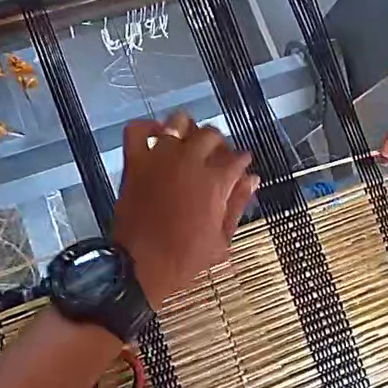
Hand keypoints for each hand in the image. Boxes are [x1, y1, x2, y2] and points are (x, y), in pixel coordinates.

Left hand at [113, 111, 258, 302]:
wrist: (140, 265)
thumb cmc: (184, 258)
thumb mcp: (222, 239)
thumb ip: (238, 204)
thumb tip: (251, 180)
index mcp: (216, 180)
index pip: (237, 158)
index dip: (242, 163)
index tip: (240, 169)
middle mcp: (190, 161)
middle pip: (212, 134)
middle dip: (219, 144)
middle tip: (217, 158)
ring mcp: (160, 158)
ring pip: (180, 122)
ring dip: (189, 130)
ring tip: (190, 144)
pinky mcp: (136, 162)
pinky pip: (137, 130)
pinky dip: (146, 127)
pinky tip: (157, 135)